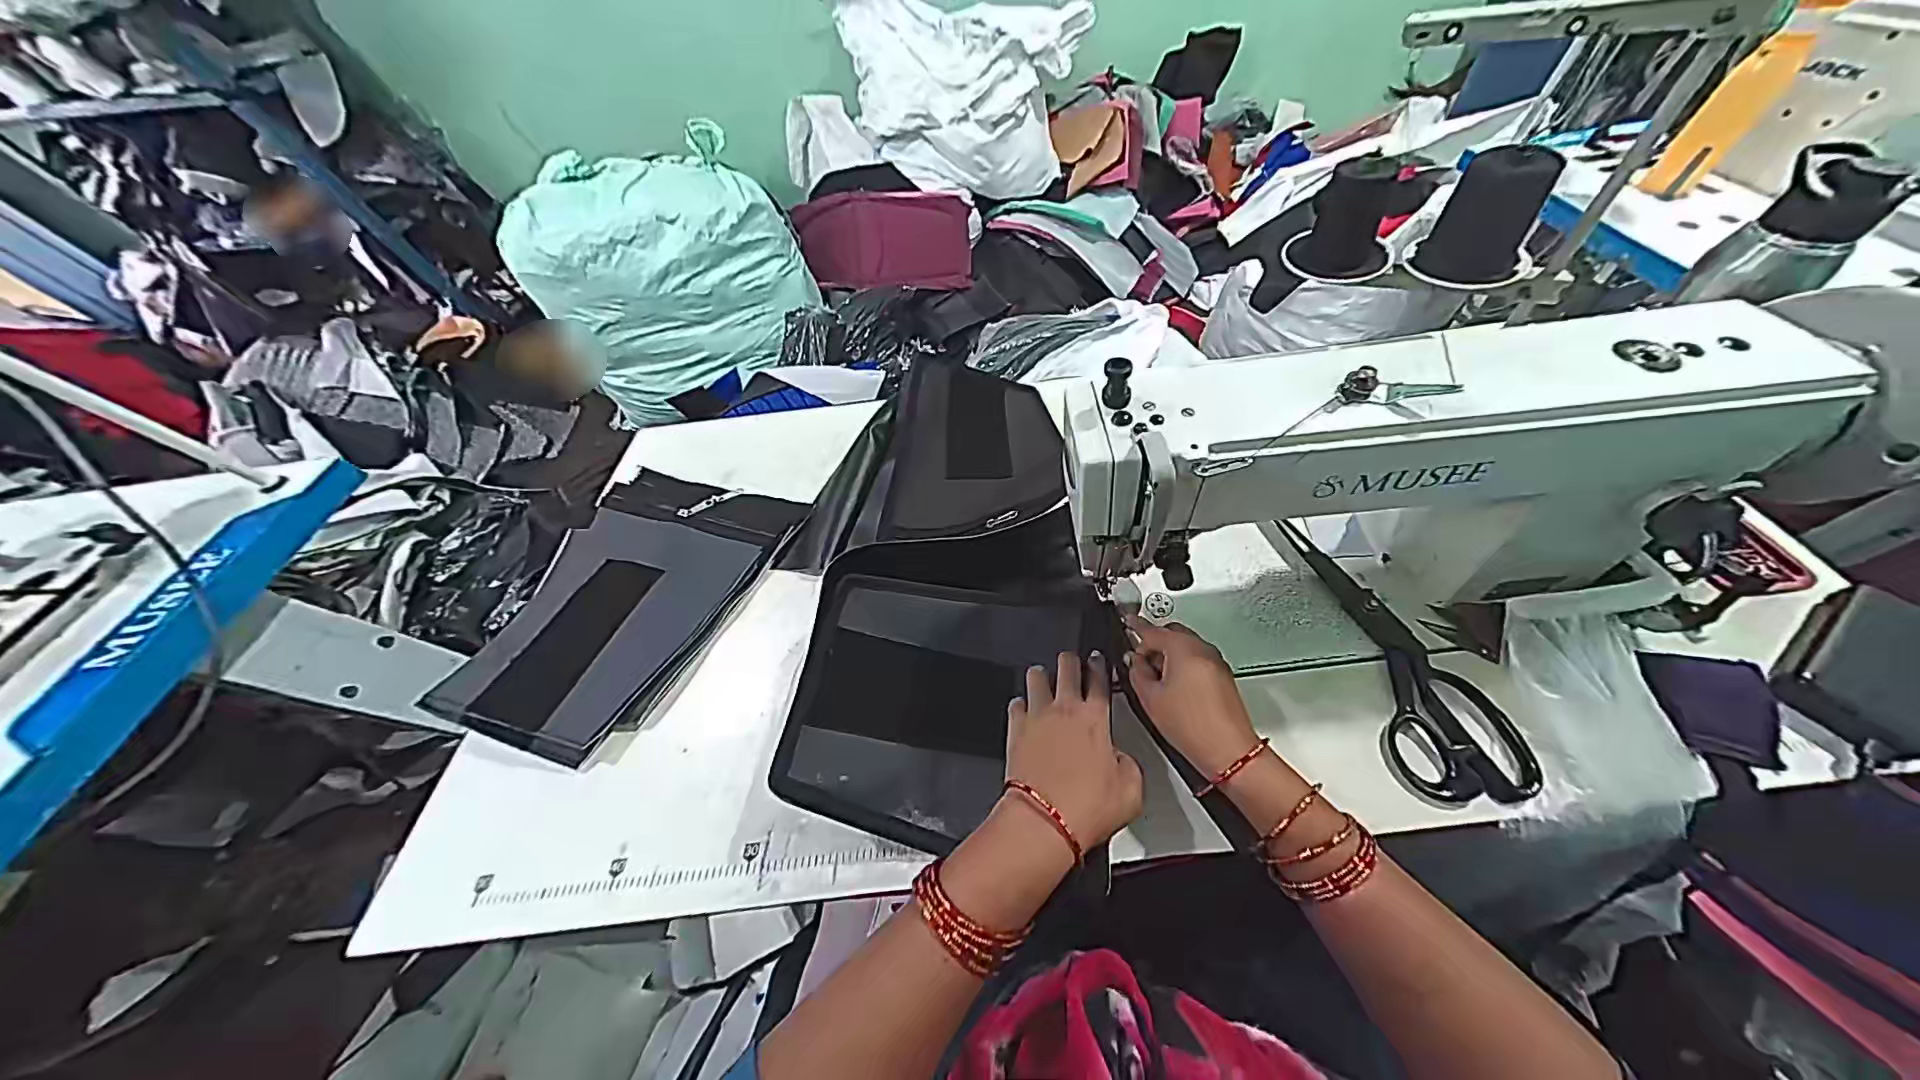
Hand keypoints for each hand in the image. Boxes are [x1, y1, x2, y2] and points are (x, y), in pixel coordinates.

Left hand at [1004, 651, 1142, 849]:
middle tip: (1073, 661)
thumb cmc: (1083, 807)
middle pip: (1066, 666)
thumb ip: (1128, 764)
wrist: (1044, 820)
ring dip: (1041, 674)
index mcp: (1095, 718)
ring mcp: (1036, 717)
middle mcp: (1064, 710)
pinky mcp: (1015, 731)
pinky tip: (1024, 708)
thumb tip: (1121, 761)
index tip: (1098, 662)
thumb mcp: (1131, 789)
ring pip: (1036, 677)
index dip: (1099, 665)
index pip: (1099, 679)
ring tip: (1044, 676)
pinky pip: (1015, 704)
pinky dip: (1020, 703)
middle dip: (1071, 660)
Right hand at [1124, 615, 1260, 775]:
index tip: (1128, 624)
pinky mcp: (1223, 675)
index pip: (1152, 630)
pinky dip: (1184, 666)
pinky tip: (1176, 690)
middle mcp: (1203, 649)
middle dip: (1154, 645)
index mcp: (1183, 648)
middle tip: (1140, 663)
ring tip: (1158, 683)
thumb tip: (1134, 663)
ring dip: (1169, 656)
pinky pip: (1197, 659)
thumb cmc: (1195, 728)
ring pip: (1185, 646)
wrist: (1228, 751)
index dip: (1134, 629)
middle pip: (1171, 633)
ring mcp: (1216, 661)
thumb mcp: (1150, 699)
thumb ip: (1136, 672)